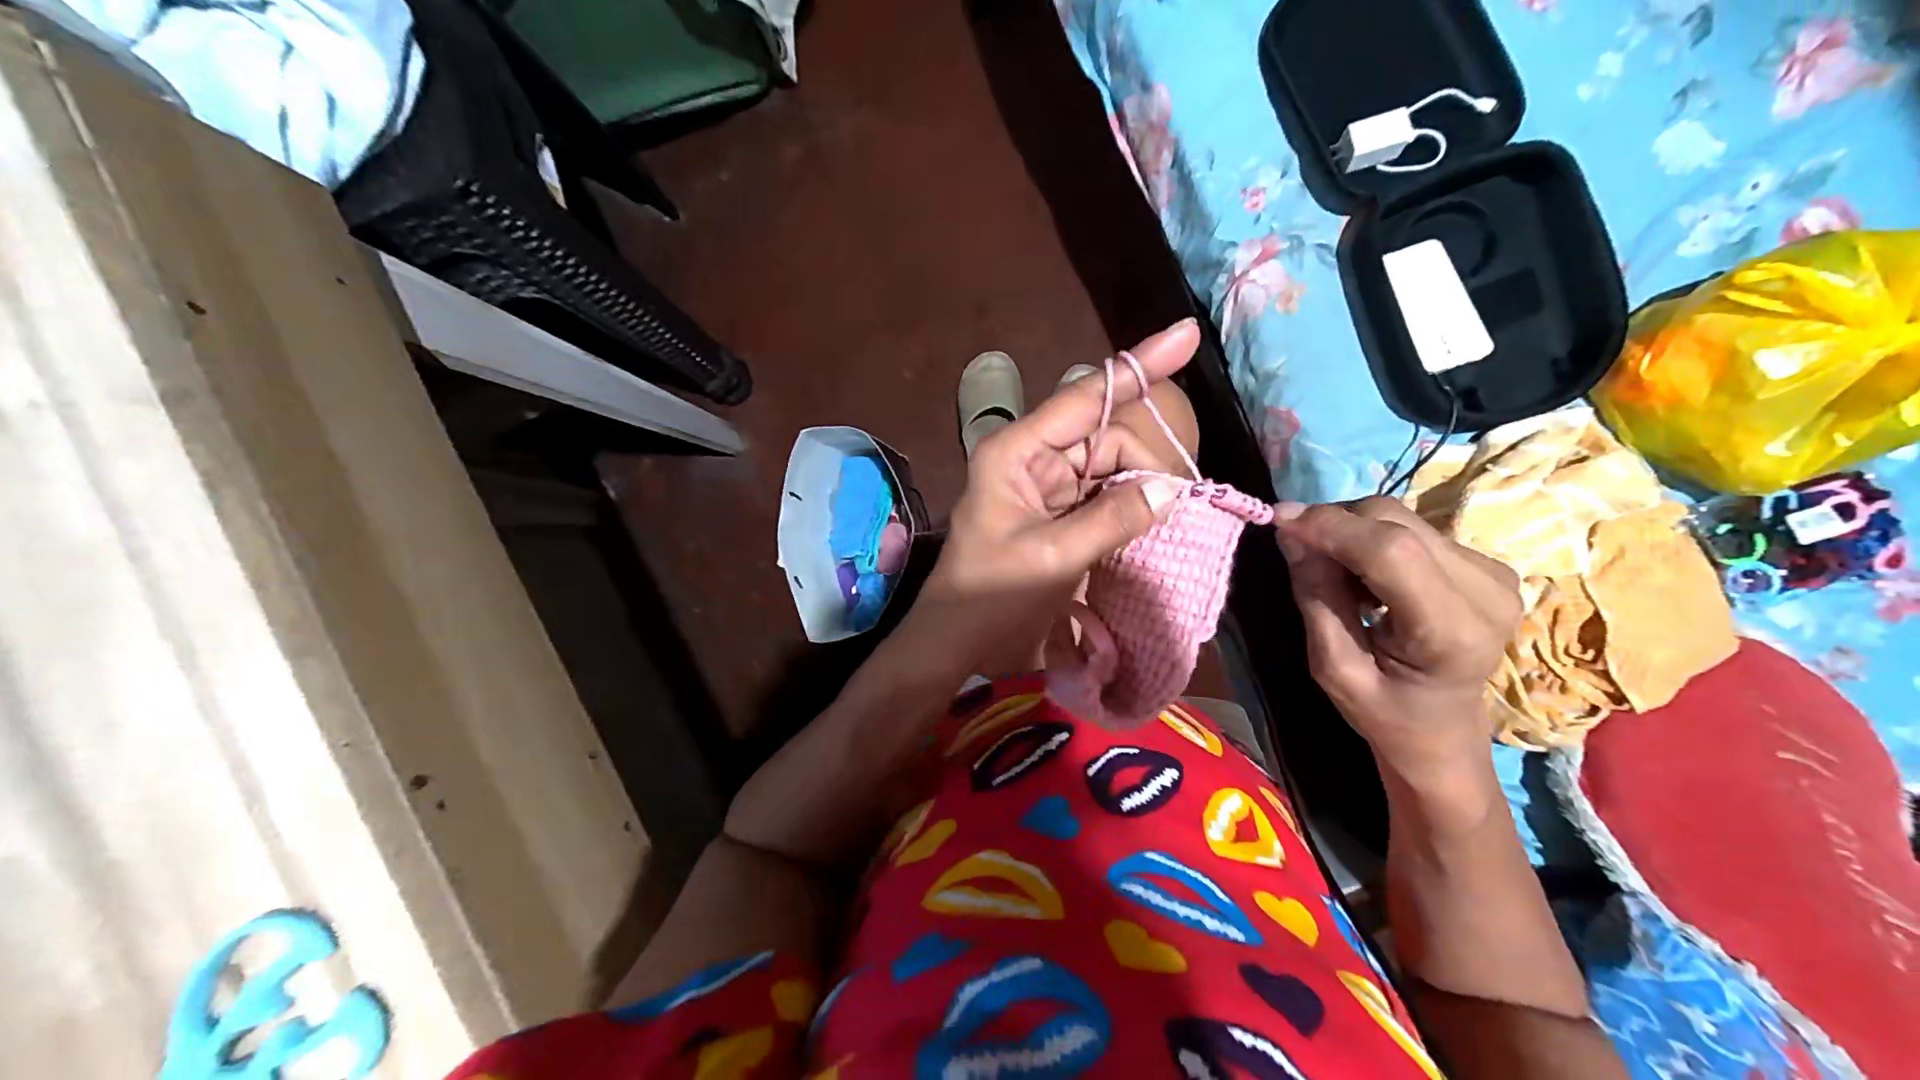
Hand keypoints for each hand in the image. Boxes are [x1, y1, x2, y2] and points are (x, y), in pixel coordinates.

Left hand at [917, 319, 1199, 669]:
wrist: (959, 639)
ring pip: (1111, 461)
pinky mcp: (1057, 509)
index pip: (1085, 397)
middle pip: (1106, 432)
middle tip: (1178, 497)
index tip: (1187, 334)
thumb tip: (1171, 488)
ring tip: (1165, 513)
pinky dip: (1130, 500)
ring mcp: (1045, 482)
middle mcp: (1032, 455)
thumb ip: (1113, 518)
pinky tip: (1150, 515)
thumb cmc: (991, 596)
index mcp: (1017, 451)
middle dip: (1146, 456)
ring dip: (1141, 481)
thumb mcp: (1053, 557)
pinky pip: (1104, 489)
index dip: (1138, 367)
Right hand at [1275, 497, 1522, 796]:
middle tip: (1300, 552)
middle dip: (1335, 525)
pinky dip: (1373, 540)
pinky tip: (1365, 576)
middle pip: (1394, 522)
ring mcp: (1494, 573)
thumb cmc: (1385, 712)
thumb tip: (1291, 534)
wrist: (1443, 729)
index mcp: (1451, 631)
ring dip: (1352, 532)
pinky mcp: (1488, 564)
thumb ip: (1317, 598)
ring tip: (1336, 573)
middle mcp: (1486, 592)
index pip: (1389, 551)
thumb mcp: (1333, 668)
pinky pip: (1413, 528)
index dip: (1330, 526)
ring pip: (1401, 518)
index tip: (1277, 519)